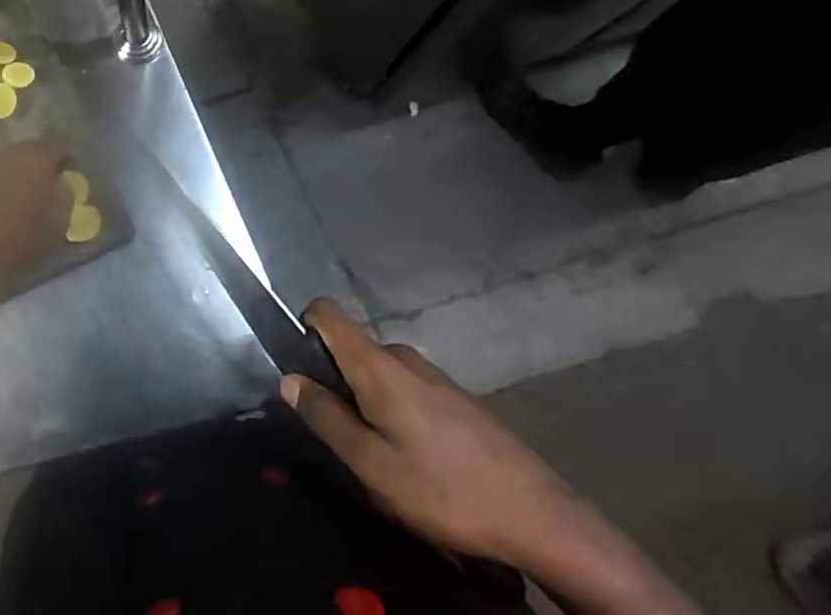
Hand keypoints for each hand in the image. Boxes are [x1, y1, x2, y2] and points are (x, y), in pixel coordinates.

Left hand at [0, 139, 69, 283]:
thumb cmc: (25, 238)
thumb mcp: (61, 221)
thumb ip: (66, 194)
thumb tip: (62, 183)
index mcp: (38, 158)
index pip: (61, 144)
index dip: (70, 155)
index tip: (73, 169)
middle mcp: (10, 152)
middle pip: (33, 147)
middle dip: (43, 159)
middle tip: (49, 178)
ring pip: (9, 157)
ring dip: (20, 167)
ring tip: (24, 187)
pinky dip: (0, 179)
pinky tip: (1, 197)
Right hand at [282, 299, 591, 568]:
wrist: (540, 517)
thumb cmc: (444, 490)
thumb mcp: (371, 465)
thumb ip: (326, 418)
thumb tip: (290, 380)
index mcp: (378, 366)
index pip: (328, 312)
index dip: (303, 326)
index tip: (300, 369)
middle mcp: (404, 357)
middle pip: (351, 349)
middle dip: (335, 381)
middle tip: (341, 436)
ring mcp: (434, 375)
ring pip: (379, 373)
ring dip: (366, 401)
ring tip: (380, 455)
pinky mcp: (455, 397)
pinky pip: (406, 387)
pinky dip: (394, 410)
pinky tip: (415, 458)